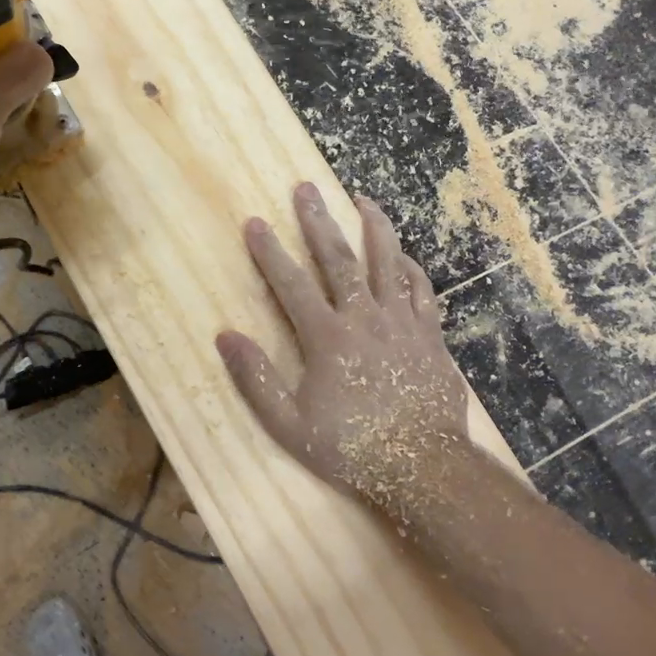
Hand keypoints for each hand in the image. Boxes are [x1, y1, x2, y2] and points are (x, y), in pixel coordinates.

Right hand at [215, 183, 470, 509]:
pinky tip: (403, 255)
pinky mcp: (430, 337)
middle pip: (339, 259)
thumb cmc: (350, 447)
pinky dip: (409, 268)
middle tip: (306, 188)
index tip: (255, 222)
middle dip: (319, 221)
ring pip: (387, 263)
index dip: (270, 252)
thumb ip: (256, 379)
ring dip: (373, 228)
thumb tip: (225, 336)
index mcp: (327, 337)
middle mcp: (365, 319)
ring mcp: (402, 324)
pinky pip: (421, 291)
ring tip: (364, 198)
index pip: (291, 284)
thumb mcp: (288, 424)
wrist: (423, 467)